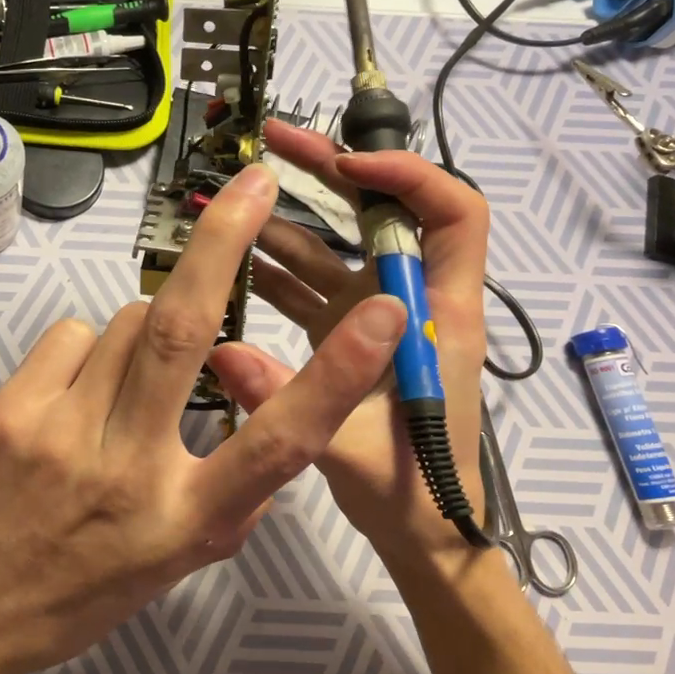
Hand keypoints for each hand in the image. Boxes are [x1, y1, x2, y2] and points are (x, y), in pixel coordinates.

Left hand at [0, 164, 405, 673]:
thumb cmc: (81, 592)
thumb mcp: (173, 565)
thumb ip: (228, 500)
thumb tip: (270, 434)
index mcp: (184, 519)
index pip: (275, 444)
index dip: (334, 376)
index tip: (383, 315)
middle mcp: (128, 468)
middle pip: (181, 332)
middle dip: (223, 244)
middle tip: (253, 185)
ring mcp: (61, 432)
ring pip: (124, 323)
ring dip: (145, 330)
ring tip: (124, 383)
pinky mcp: (13, 409)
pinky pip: (72, 336)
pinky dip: (88, 348)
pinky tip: (72, 394)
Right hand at [218, 120, 489, 565]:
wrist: (424, 534)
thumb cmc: (412, 492)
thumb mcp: (349, 448)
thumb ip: (289, 401)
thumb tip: (221, 355)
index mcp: (442, 316)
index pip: (453, 217)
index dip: (408, 177)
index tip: (344, 167)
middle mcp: (414, 301)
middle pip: (385, 213)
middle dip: (330, 171)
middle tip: (273, 139)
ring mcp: (379, 316)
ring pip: (342, 245)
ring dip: (291, 217)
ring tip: (235, 192)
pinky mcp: (351, 336)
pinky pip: (313, 286)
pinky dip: (276, 267)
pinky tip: (233, 259)